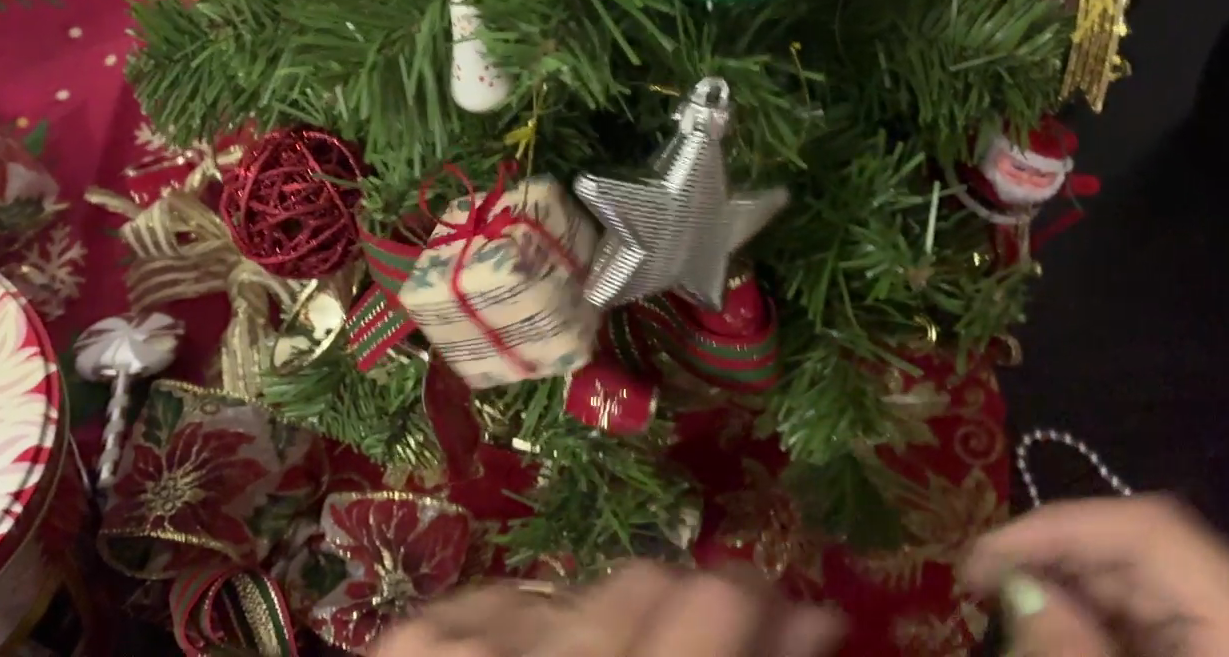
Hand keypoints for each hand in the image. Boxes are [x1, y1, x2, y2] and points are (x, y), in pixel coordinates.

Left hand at [373, 560, 844, 656]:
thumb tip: (811, 623)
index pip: (712, 604)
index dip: (762, 609)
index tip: (789, 622)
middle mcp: (538, 648)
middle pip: (649, 581)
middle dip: (688, 619)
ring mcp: (464, 630)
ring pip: (583, 586)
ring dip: (610, 630)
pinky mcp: (417, 625)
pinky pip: (513, 595)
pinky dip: (540, 632)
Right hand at [964, 495, 1228, 656]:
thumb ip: (1074, 652)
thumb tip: (1018, 587)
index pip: (1143, 528)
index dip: (1050, 528)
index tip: (982, 559)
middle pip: (1140, 548)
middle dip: (1054, 561)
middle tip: (985, 587)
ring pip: (1148, 576)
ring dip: (1074, 588)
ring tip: (1013, 609)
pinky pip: (1169, 608)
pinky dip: (1109, 616)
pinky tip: (1066, 631)